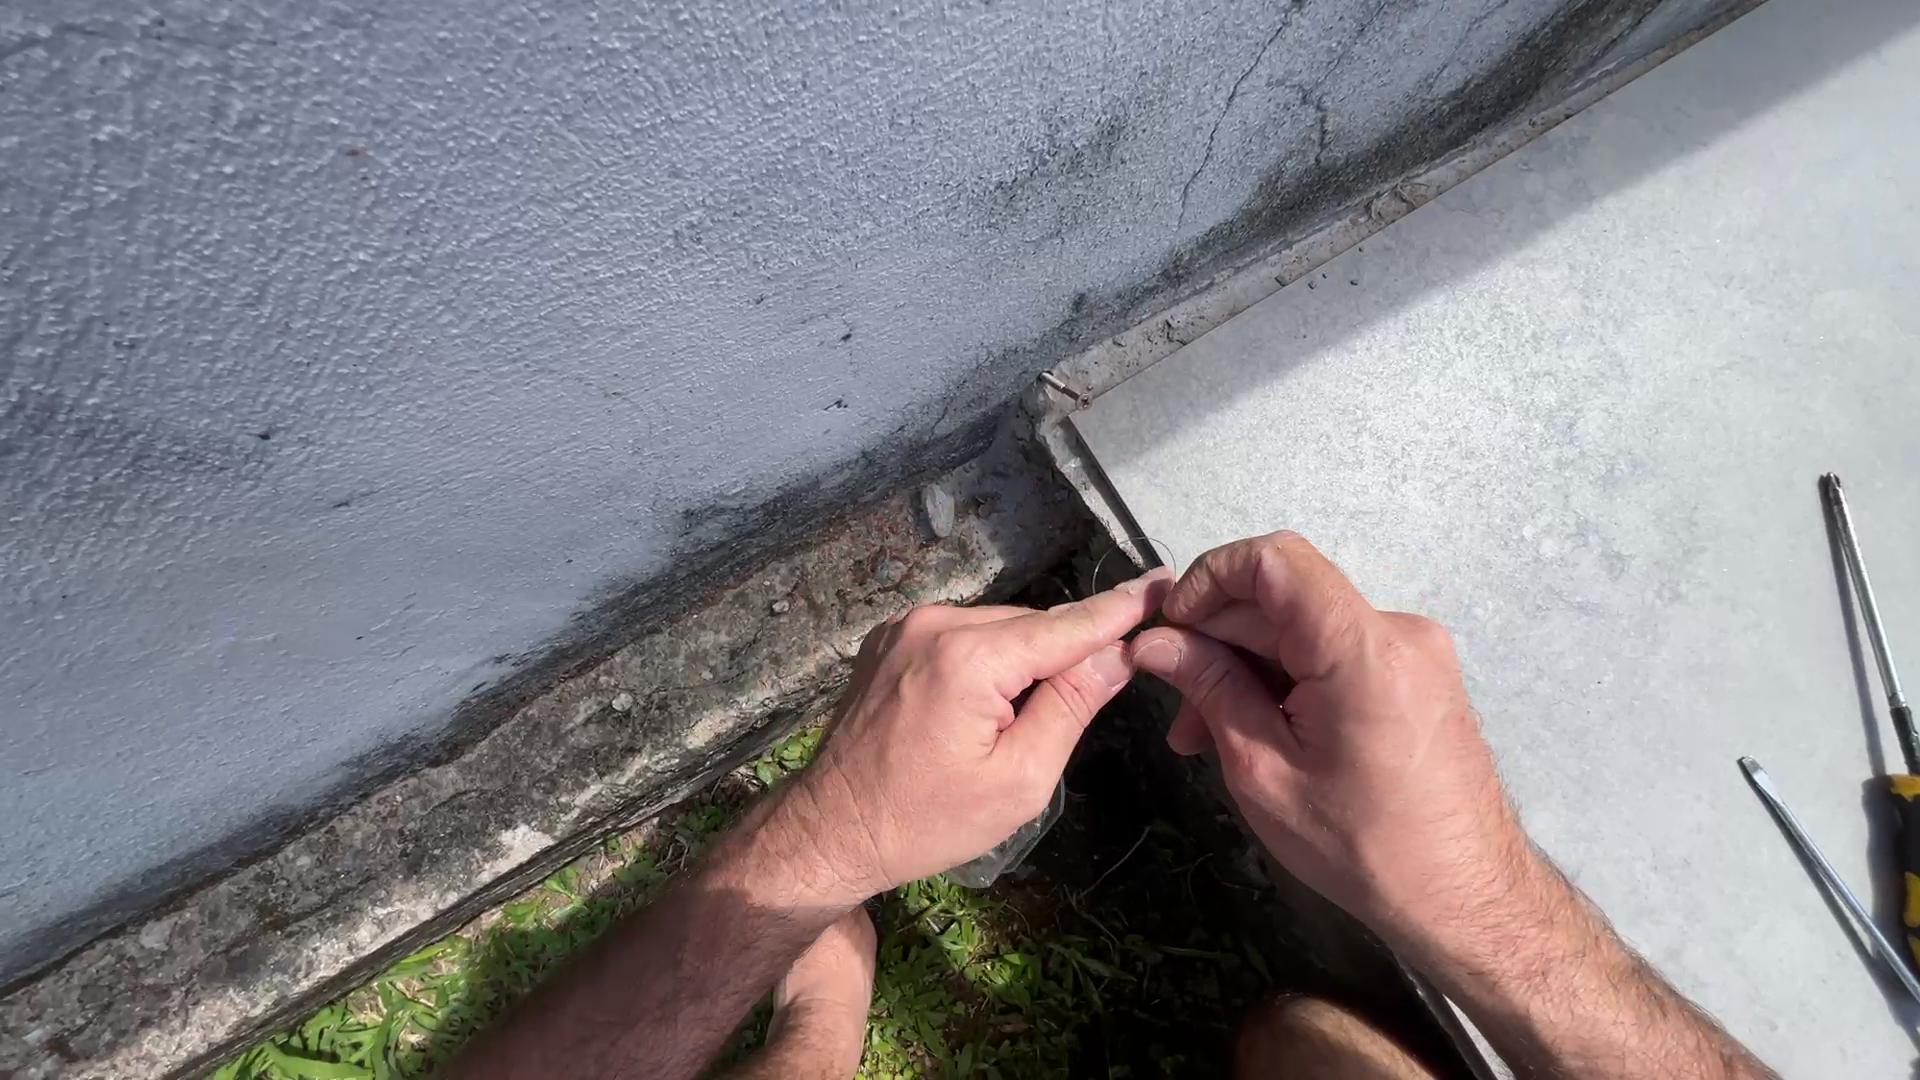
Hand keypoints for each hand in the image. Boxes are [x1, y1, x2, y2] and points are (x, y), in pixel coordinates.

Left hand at [788, 569, 1172, 897]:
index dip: (1118, 609)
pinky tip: (979, 704)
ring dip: (1021, 661)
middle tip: (1068, 708)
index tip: (1162, 582)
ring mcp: (906, 625)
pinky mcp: (891, 636)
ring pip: (997, 629)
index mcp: (969, 657)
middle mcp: (935, 623)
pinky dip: (986, 658)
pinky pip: (962, 635)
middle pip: (1031, 627)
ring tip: (1008, 723)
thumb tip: (1117, 654)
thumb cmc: (928, 818)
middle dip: (1062, 657)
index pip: (1065, 626)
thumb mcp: (1018, 778)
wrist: (832, 827)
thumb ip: (1071, 706)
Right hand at [1127, 532, 1534, 962]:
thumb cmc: (1362, 846)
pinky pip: (1322, 653)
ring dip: (1239, 669)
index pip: (1273, 560)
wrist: (1470, 903)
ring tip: (1200, 732)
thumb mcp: (1262, 768)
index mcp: (1360, 649)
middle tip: (1173, 703)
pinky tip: (1247, 727)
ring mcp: (1404, 650)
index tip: (1173, 626)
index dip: (1209, 576)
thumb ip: (1208, 687)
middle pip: (1276, 602)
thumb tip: (1151, 641)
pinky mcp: (1405, 672)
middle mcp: (1393, 630)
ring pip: (1293, 631)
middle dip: (1213, 642)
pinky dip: (1277, 680)